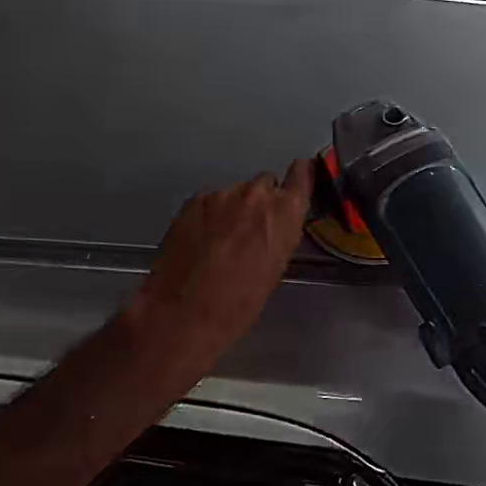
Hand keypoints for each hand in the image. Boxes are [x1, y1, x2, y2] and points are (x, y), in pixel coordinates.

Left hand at [133, 159, 314, 351]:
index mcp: (284, 213)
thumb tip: (272, 228)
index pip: (301, 174)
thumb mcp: (274, 270)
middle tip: (248, 231)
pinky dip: (207, 215)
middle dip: (259, 202)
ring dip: (231, 210)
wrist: (184, 312)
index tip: (301, 173)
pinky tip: (200, 241)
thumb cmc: (237, 304)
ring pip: (234, 193)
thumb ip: (279, 234)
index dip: (301, 174)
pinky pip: (209, 201)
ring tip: (219, 242)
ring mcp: (222, 194)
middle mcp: (256, 195)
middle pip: (264, 184)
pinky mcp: (194, 200)